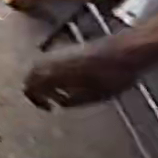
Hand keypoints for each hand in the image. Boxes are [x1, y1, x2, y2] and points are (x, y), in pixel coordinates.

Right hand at [23, 38, 156, 108]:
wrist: (127, 51)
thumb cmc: (113, 76)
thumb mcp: (94, 96)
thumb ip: (72, 101)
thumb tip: (60, 103)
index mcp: (52, 73)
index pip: (31, 87)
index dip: (37, 100)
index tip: (49, 108)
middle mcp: (48, 61)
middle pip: (31, 75)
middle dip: (35, 88)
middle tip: (47, 99)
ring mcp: (57, 52)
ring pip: (38, 67)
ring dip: (42, 79)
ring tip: (56, 90)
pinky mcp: (66, 48)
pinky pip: (48, 61)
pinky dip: (50, 71)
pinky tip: (65, 78)